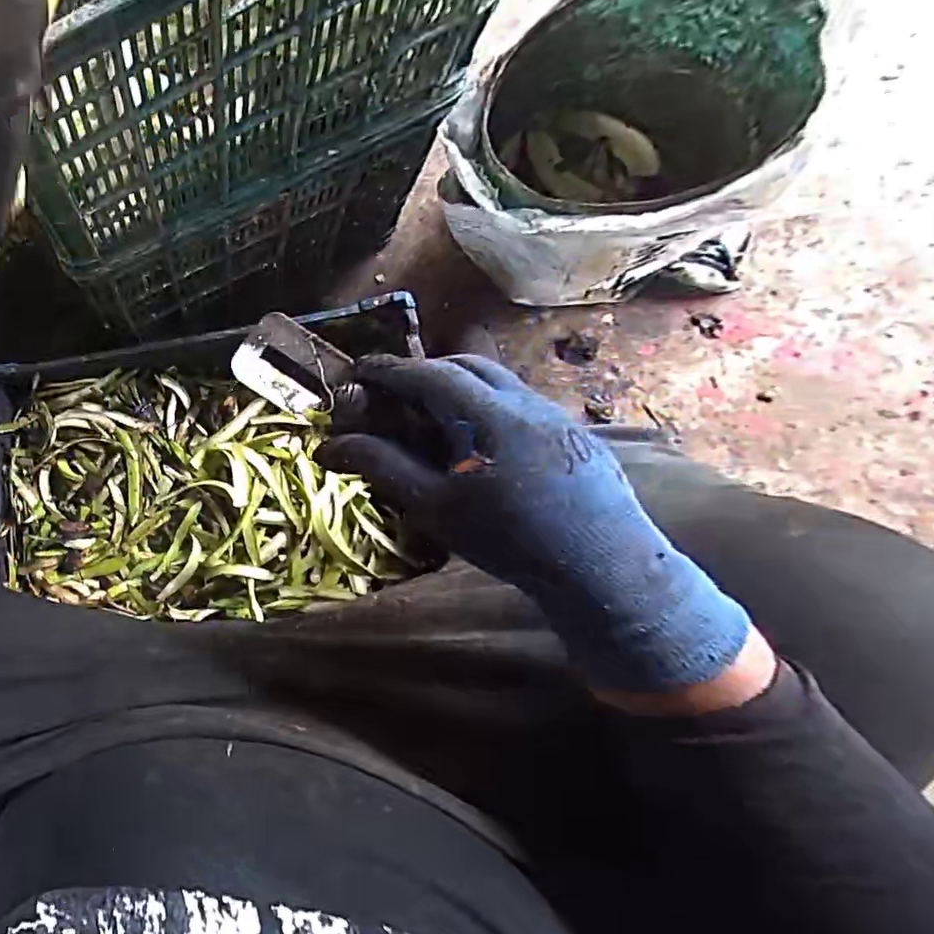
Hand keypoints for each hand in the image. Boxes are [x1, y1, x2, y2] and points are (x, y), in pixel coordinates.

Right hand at [318, 355, 755, 693]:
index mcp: (487, 416)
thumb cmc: (509, 539)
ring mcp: (555, 414)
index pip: (427, 374)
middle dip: (423, 371)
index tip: (358, 370)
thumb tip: (329, 446)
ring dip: (457, 385)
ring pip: (496, 380)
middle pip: (464, 365)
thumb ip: (383, 466)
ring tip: (433, 414)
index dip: (388, 369)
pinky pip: (519, 401)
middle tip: (394, 391)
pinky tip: (479, 441)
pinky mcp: (574, 432)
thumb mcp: (434, 506)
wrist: (604, 568)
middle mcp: (524, 402)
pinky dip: (485, 404)